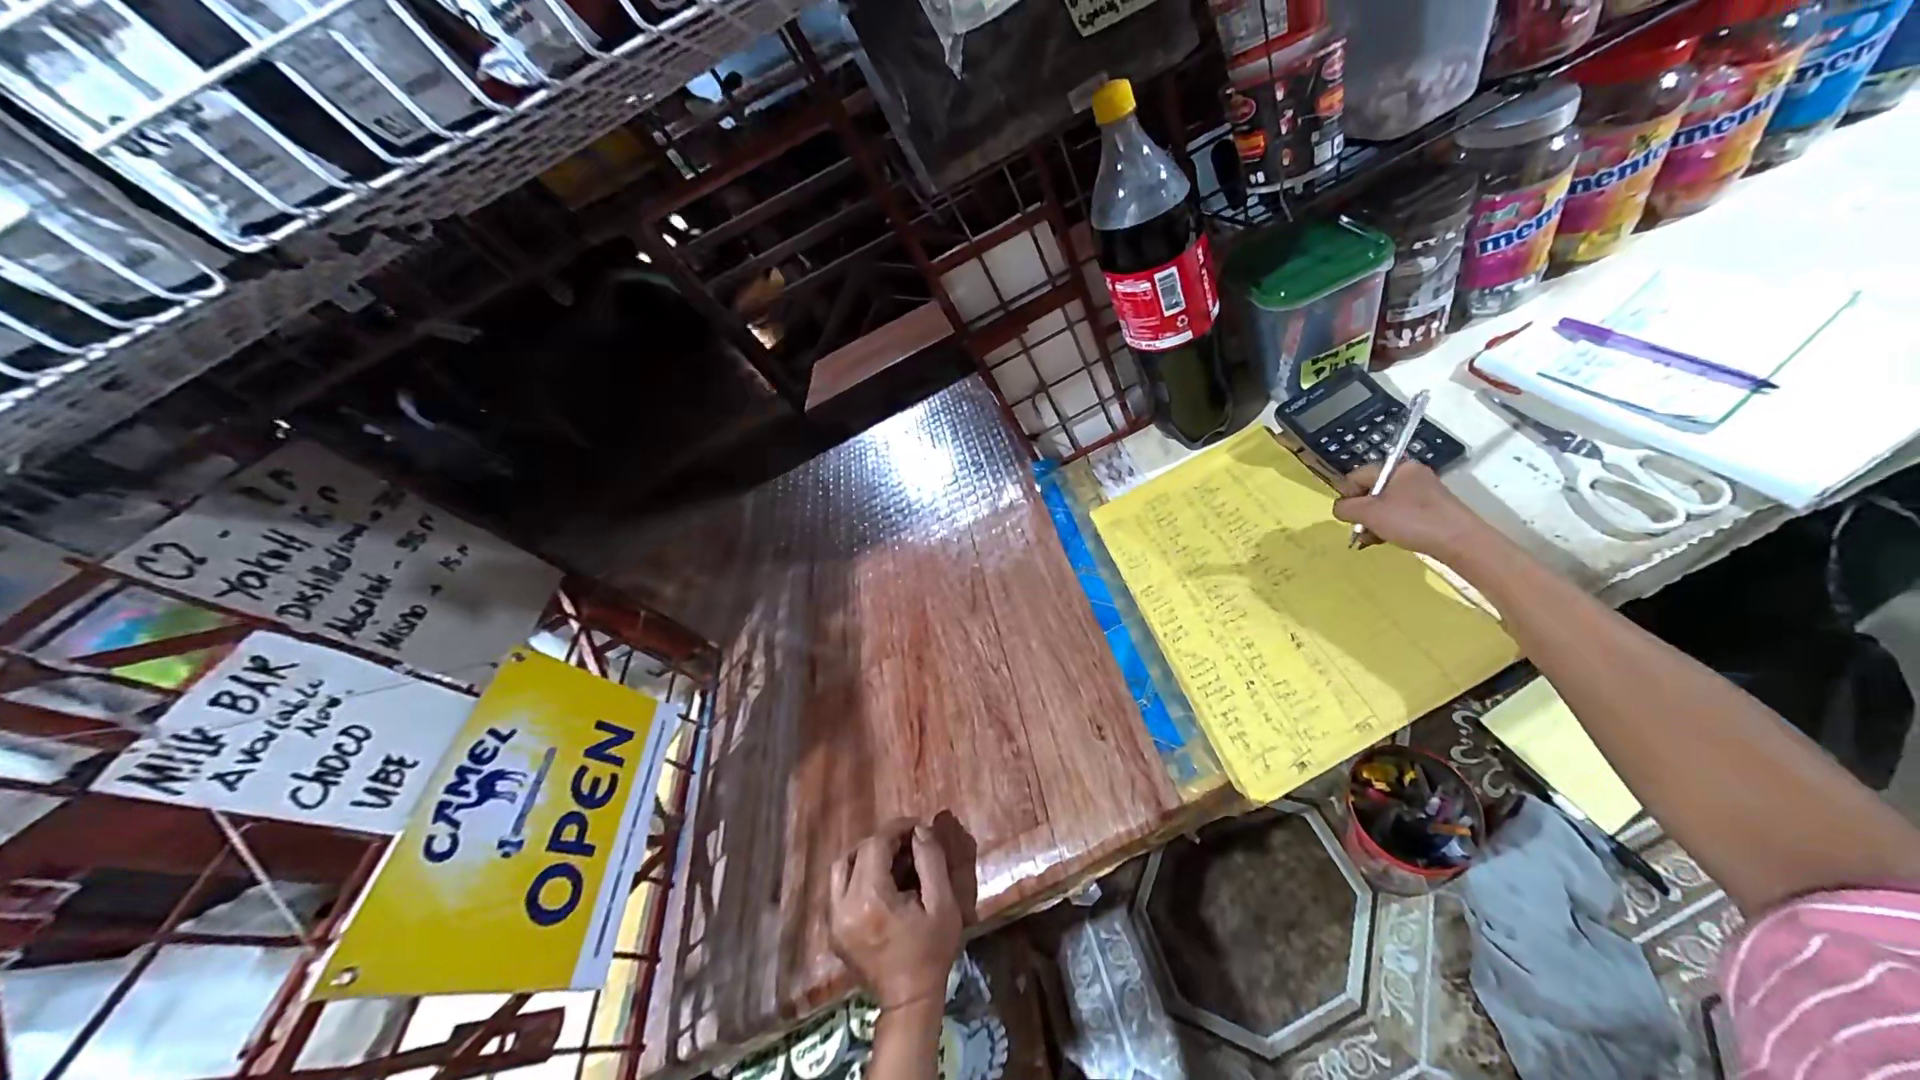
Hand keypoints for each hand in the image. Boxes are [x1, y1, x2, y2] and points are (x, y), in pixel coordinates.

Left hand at [829, 819, 962, 1009]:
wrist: (909, 1000)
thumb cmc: (930, 952)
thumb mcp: (943, 905)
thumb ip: (931, 862)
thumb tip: (919, 831)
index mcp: (870, 899)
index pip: (875, 845)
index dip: (896, 829)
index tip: (916, 826)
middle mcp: (843, 906)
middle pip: (856, 853)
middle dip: (883, 841)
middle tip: (908, 843)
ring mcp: (833, 920)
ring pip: (841, 868)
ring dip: (866, 856)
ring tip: (892, 859)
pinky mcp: (832, 930)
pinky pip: (838, 888)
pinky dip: (857, 875)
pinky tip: (880, 882)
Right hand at [1332, 462, 1490, 559]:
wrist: (1460, 541)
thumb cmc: (1412, 521)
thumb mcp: (1369, 513)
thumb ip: (1345, 508)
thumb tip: (1339, 508)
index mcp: (1397, 467)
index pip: (1357, 476)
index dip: (1347, 496)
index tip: (1351, 516)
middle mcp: (1411, 474)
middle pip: (1371, 491)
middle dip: (1361, 513)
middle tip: (1361, 531)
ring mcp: (1423, 492)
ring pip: (1384, 505)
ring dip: (1373, 522)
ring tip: (1373, 539)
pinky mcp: (1431, 509)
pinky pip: (1400, 514)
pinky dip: (1389, 526)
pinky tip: (1387, 539)